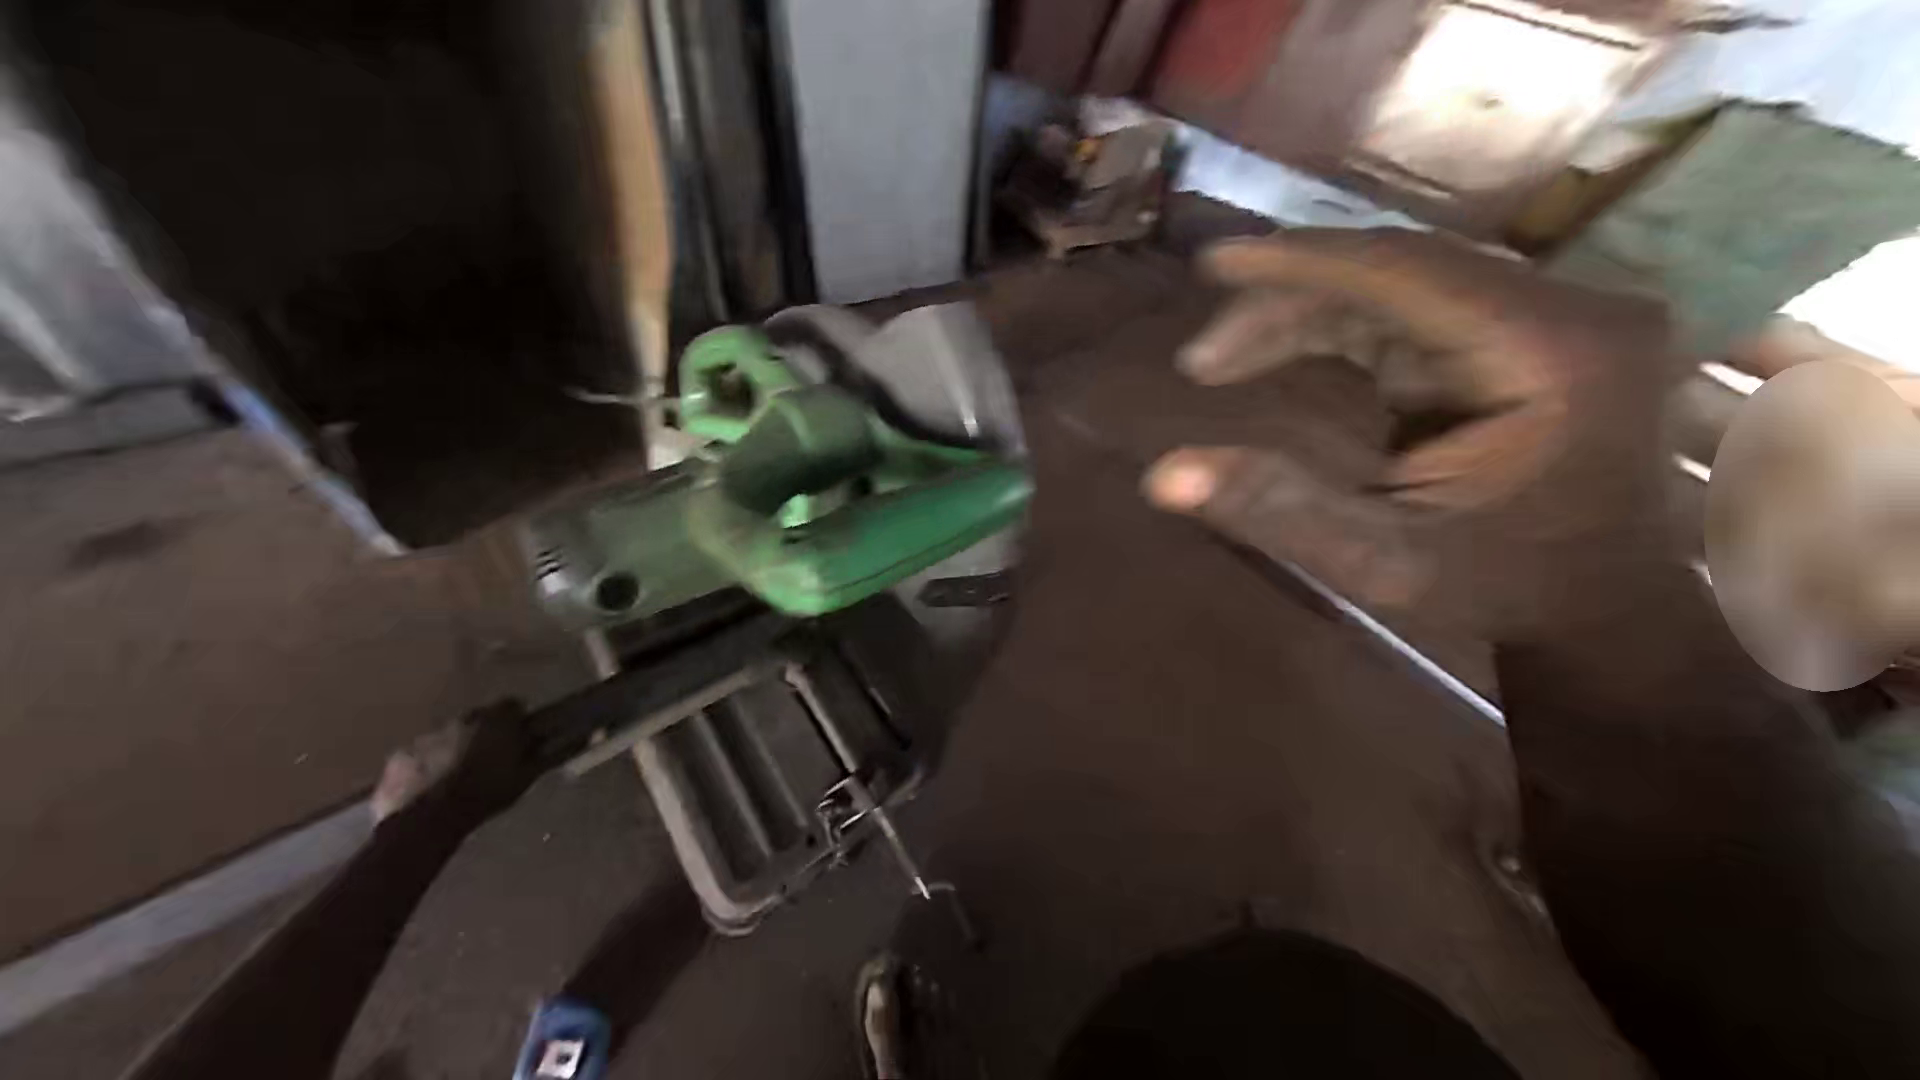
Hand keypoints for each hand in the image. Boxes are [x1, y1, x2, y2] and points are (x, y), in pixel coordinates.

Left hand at [372, 700, 540, 826]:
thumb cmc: (484, 795)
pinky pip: (417, 756)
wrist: (426, 822)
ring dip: (452, 748)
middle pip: (477, 718)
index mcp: (495, 720)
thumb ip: (539, 754)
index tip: (520, 735)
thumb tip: (554, 741)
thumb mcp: (524, 777)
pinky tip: (429, 788)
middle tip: (487, 757)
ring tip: (456, 777)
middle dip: (483, 732)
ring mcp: (425, 737)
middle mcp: (460, 719)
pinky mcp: (398, 758)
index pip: (513, 705)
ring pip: (445, 736)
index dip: (517, 720)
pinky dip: (424, 766)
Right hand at [1144, 228, 1683, 636]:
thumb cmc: (1500, 590)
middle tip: (1201, 362)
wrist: (1595, 610)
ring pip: (1393, 287)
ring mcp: (1544, 321)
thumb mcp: (1380, 559)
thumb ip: (1276, 509)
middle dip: (1285, 305)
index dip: (1300, 262)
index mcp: (1550, 352)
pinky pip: (1406, 311)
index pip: (1404, 272)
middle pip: (1394, 271)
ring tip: (1221, 365)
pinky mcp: (1517, 341)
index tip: (1212, 262)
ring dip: (1300, 319)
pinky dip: (1333, 333)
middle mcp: (1561, 313)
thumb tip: (1162, 475)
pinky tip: (1281, 358)